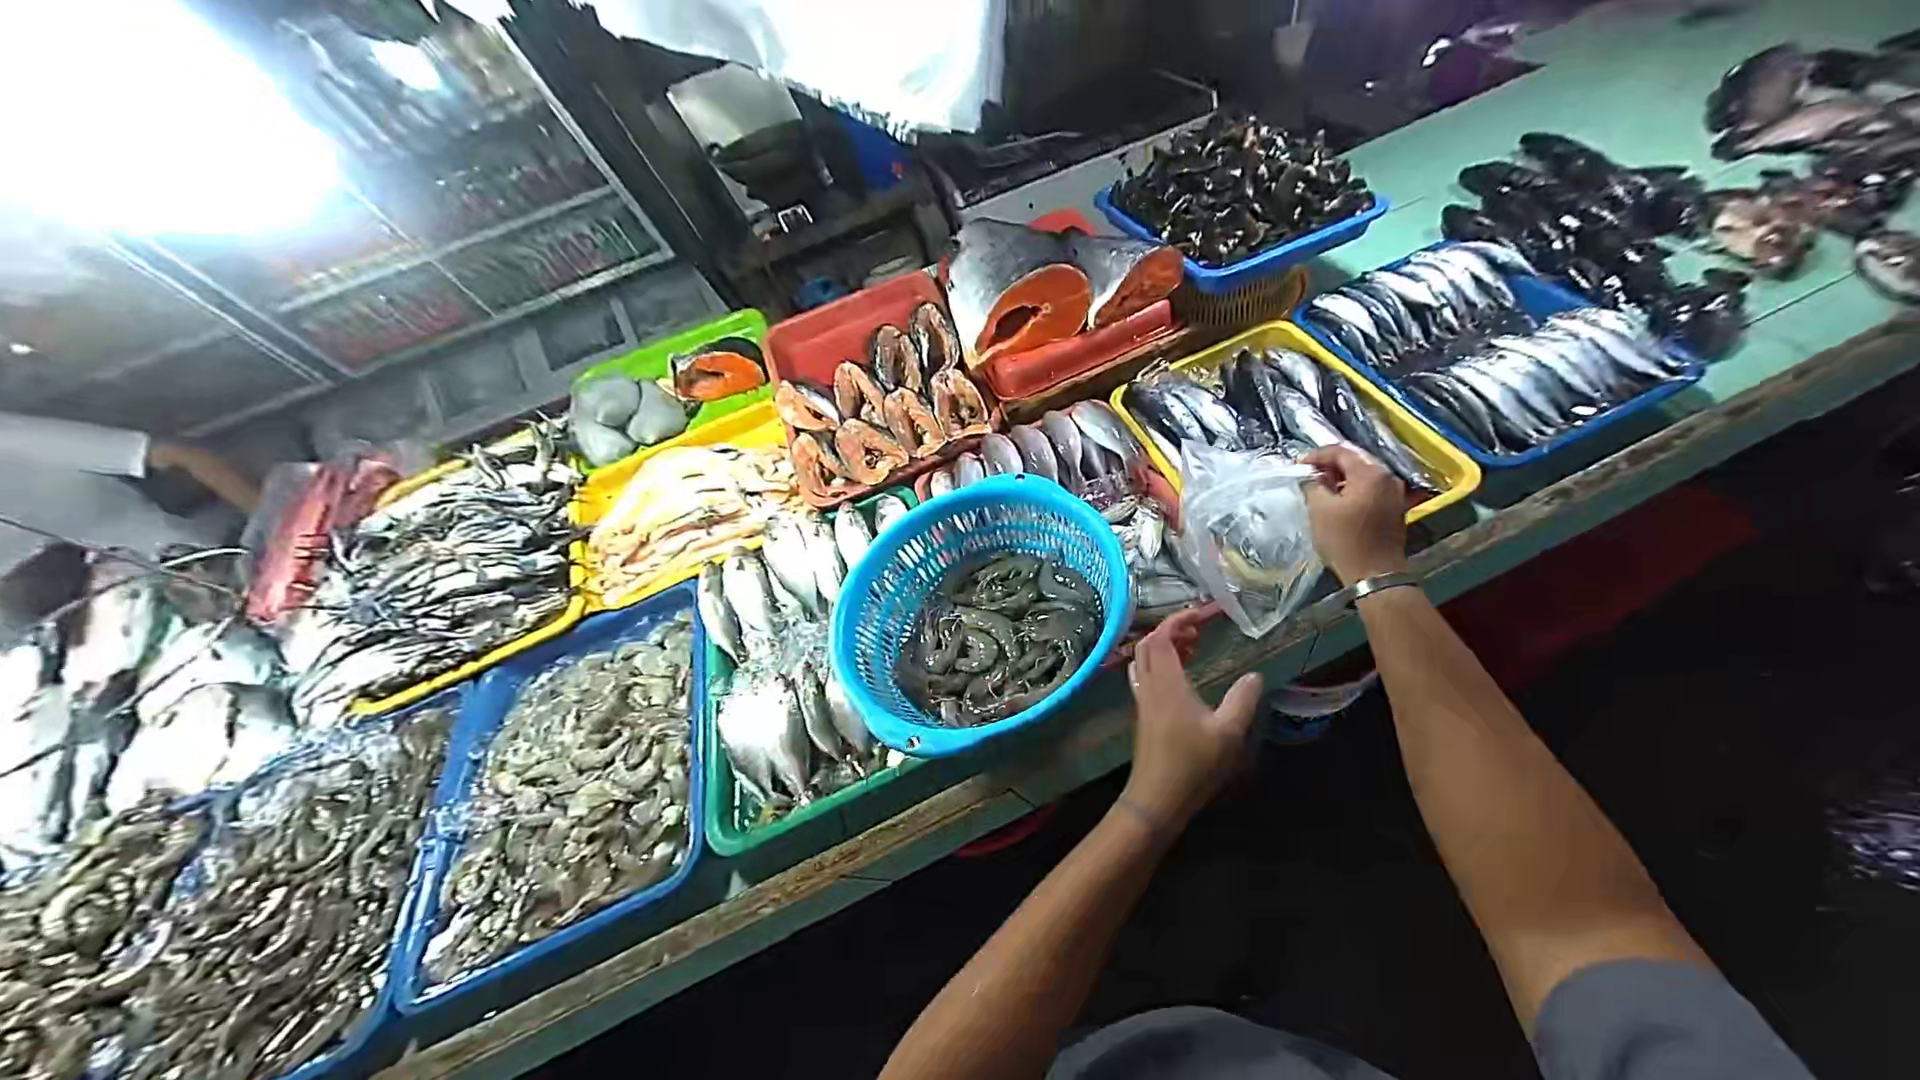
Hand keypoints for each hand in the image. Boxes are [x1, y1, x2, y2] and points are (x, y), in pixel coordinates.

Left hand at [1122, 609, 1262, 829]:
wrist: (1156, 796)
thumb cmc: (1193, 764)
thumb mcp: (1229, 733)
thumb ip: (1243, 700)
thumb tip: (1255, 676)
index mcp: (1166, 683)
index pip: (1162, 638)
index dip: (1177, 620)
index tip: (1199, 614)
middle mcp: (1148, 685)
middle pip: (1148, 644)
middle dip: (1171, 629)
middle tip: (1199, 629)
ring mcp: (1142, 699)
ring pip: (1144, 659)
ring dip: (1163, 646)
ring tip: (1193, 646)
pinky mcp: (1142, 713)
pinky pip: (1145, 675)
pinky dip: (1159, 663)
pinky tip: (1180, 675)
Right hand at [1302, 445, 1407, 586]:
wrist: (1374, 572)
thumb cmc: (1344, 539)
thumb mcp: (1319, 509)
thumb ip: (1312, 484)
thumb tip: (1311, 475)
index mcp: (1371, 474)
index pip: (1341, 451)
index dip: (1316, 455)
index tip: (1298, 465)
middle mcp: (1387, 478)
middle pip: (1355, 460)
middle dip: (1329, 465)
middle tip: (1307, 475)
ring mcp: (1394, 492)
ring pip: (1363, 475)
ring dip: (1340, 478)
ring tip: (1319, 488)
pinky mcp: (1394, 507)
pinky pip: (1370, 488)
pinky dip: (1352, 489)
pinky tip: (1337, 500)